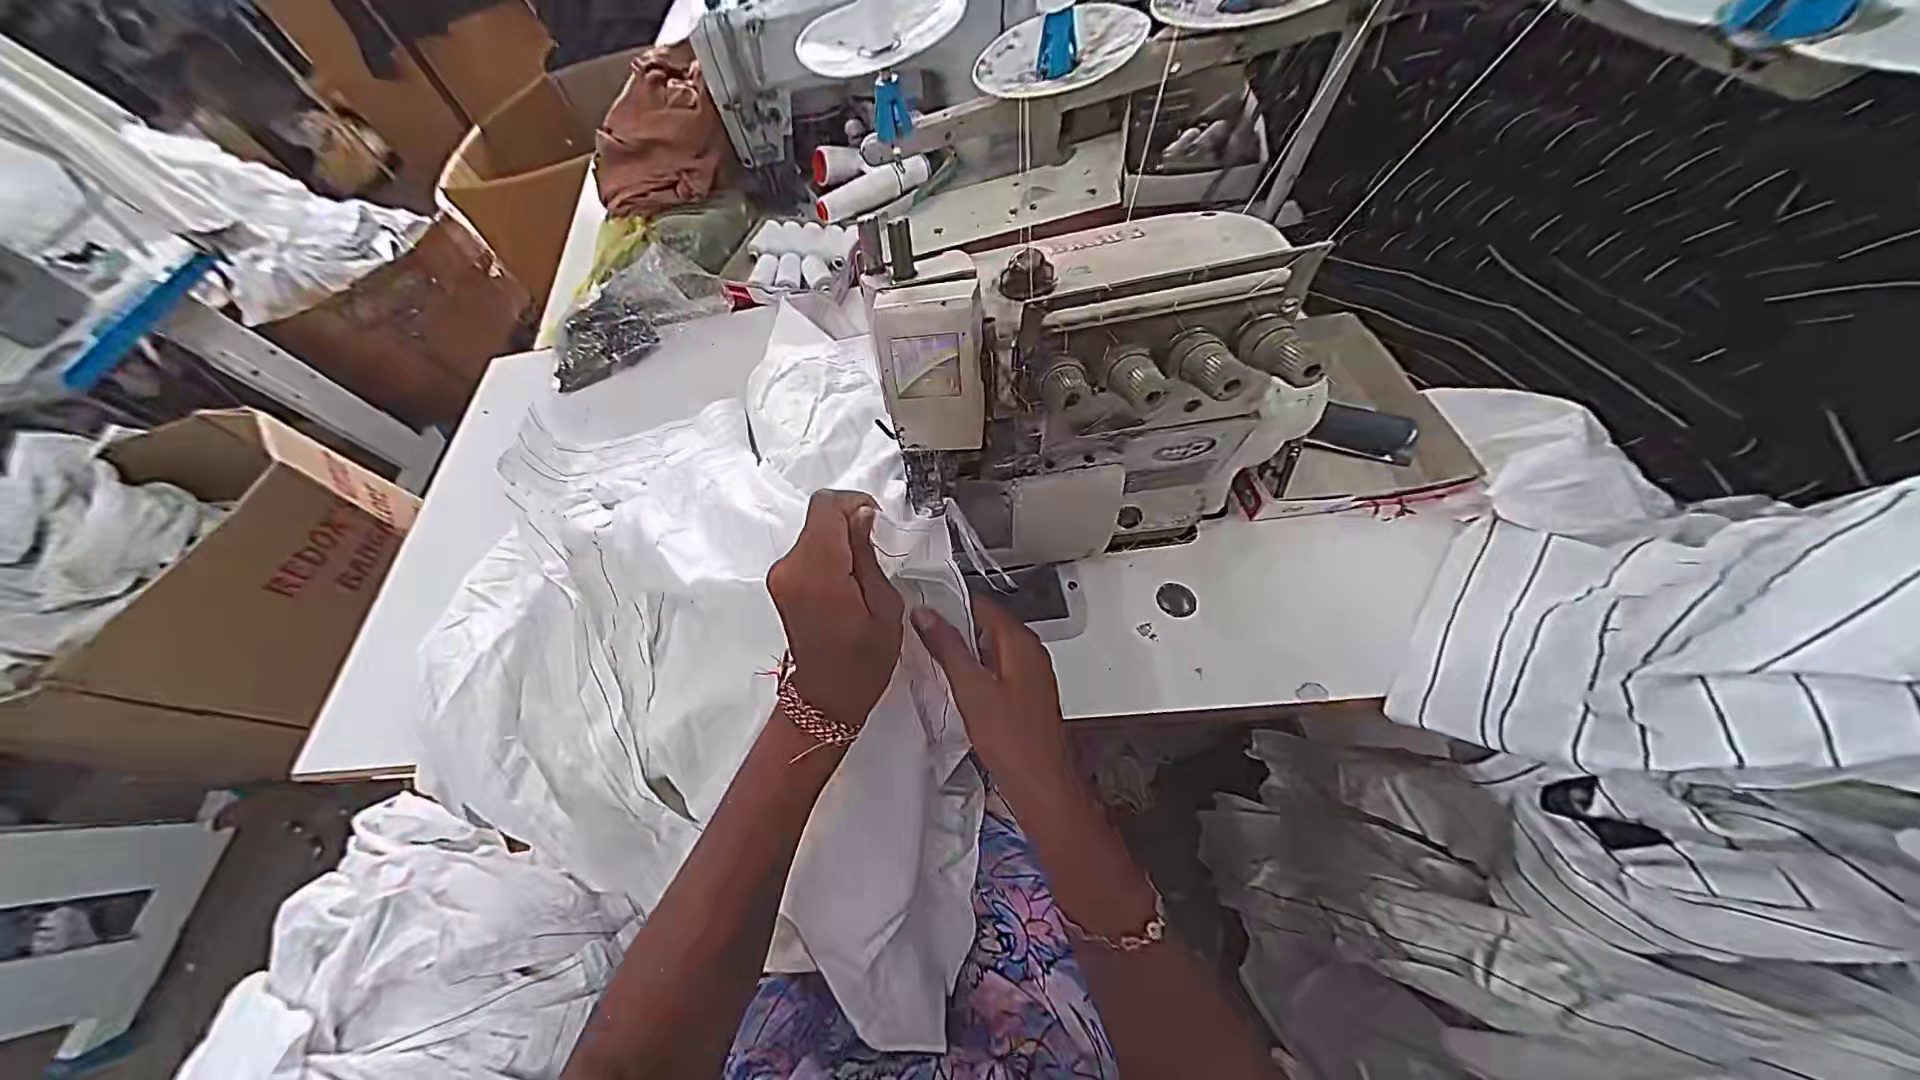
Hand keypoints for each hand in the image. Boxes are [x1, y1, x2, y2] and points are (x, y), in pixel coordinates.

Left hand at [767, 490, 903, 731]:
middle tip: (877, 551)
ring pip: (814, 532)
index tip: (876, 524)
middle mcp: (790, 569)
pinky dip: (830, 554)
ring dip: (840, 540)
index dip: (855, 505)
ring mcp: (780, 576)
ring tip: (864, 572)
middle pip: (819, 517)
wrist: (826, 699)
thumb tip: (862, 517)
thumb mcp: (885, 606)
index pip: (826, 506)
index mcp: (816, 572)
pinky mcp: (781, 583)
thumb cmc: (862, 662)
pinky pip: (808, 551)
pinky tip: (848, 580)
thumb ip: (867, 554)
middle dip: (850, 523)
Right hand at [911, 594, 1073, 796]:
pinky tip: (959, 686)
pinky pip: (996, 668)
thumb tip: (926, 616)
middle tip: (922, 635)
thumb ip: (948, 648)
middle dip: (955, 628)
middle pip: (986, 624)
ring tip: (935, 660)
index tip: (922, 612)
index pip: (982, 604)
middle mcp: (1030, 653)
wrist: (1042, 785)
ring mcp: (1030, 674)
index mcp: (1021, 642)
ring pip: (990, 647)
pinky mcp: (1026, 694)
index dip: (949, 604)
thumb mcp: (971, 689)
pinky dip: (976, 670)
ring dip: (964, 651)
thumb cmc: (1014, 743)